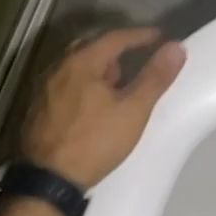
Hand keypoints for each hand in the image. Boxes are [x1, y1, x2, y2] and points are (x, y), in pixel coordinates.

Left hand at [22, 27, 185, 187]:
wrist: (50, 179)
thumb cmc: (95, 141)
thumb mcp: (133, 110)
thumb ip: (155, 77)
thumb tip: (176, 47)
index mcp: (81, 63)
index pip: (114, 38)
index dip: (139, 35)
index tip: (159, 37)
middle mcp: (58, 68)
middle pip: (90, 47)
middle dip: (115, 49)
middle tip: (135, 60)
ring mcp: (44, 88)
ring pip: (75, 66)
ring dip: (98, 67)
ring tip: (117, 84)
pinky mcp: (38, 108)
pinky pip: (64, 83)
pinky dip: (83, 83)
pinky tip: (92, 104)